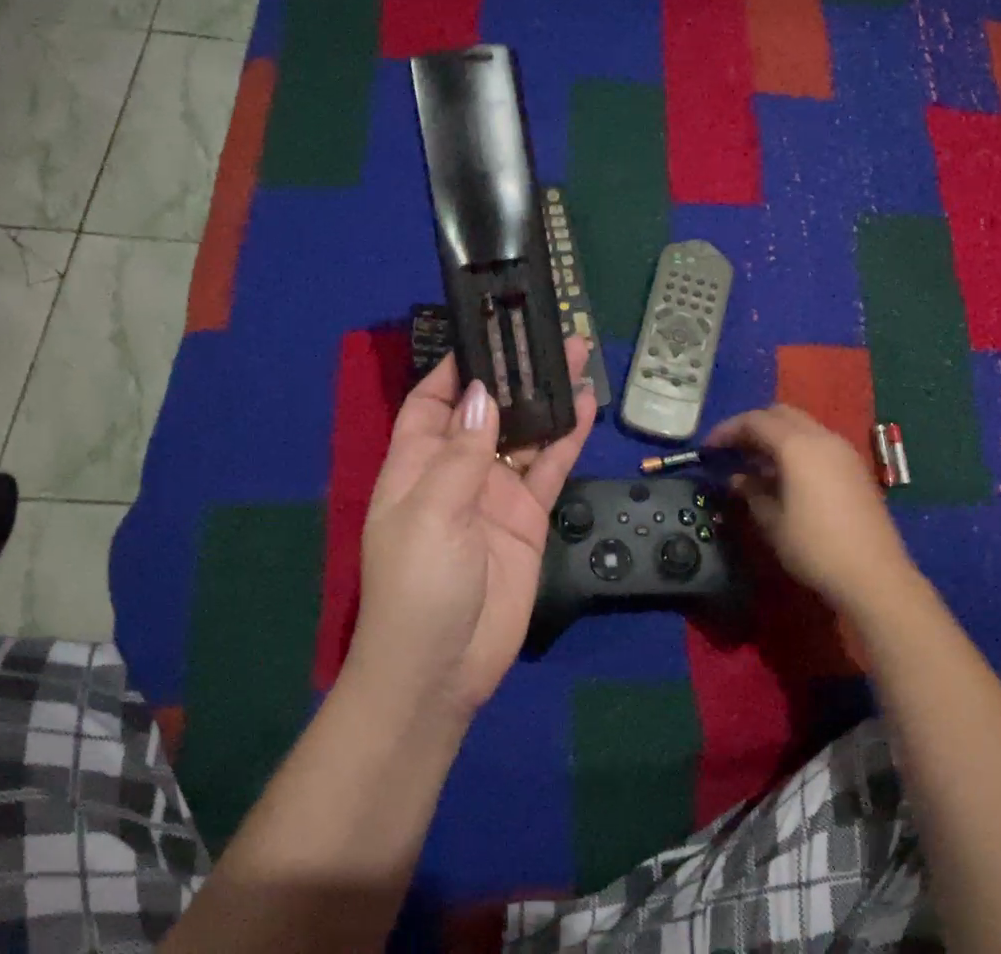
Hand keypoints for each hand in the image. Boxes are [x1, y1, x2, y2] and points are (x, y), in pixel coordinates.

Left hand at [348, 341, 597, 721]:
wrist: (444, 667)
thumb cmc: (418, 585)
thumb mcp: (430, 512)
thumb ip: (461, 454)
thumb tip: (485, 396)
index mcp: (415, 465)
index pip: (433, 403)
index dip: (457, 369)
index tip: (488, 332)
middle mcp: (456, 473)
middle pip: (487, 412)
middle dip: (513, 376)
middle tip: (547, 334)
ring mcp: (495, 496)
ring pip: (524, 435)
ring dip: (546, 400)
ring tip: (576, 356)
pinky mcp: (529, 519)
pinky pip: (548, 470)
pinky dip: (565, 440)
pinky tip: (585, 408)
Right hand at [706, 405, 917, 611]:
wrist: (873, 574)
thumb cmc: (815, 548)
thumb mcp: (772, 522)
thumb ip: (752, 492)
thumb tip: (738, 479)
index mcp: (798, 446)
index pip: (755, 421)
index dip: (728, 430)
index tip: (708, 449)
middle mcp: (823, 438)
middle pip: (781, 414)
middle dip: (753, 426)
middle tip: (732, 451)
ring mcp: (844, 451)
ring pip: (803, 426)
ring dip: (776, 436)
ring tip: (755, 466)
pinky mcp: (855, 468)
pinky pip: (818, 443)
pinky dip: (796, 448)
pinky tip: (784, 477)